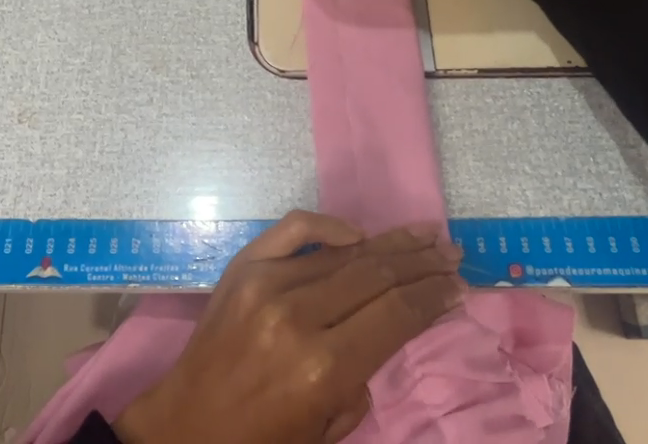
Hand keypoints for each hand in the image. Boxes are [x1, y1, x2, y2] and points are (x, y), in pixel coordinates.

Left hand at [114, 211, 464, 443]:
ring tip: (425, 234)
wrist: (187, 427)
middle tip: (454, 253)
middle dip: (421, 264)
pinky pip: (294, 229)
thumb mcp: (330, 425)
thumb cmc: (264, 440)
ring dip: (389, 242)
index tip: (460, 285)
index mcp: (323, 366)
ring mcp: (266, 283)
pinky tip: (358, 232)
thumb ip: (365, 373)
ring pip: (343, 252)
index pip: (395, 315)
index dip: (433, 297)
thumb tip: (394, 320)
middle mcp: (297, 316)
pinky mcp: (243, 266)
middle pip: (376, 275)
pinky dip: (329, 225)